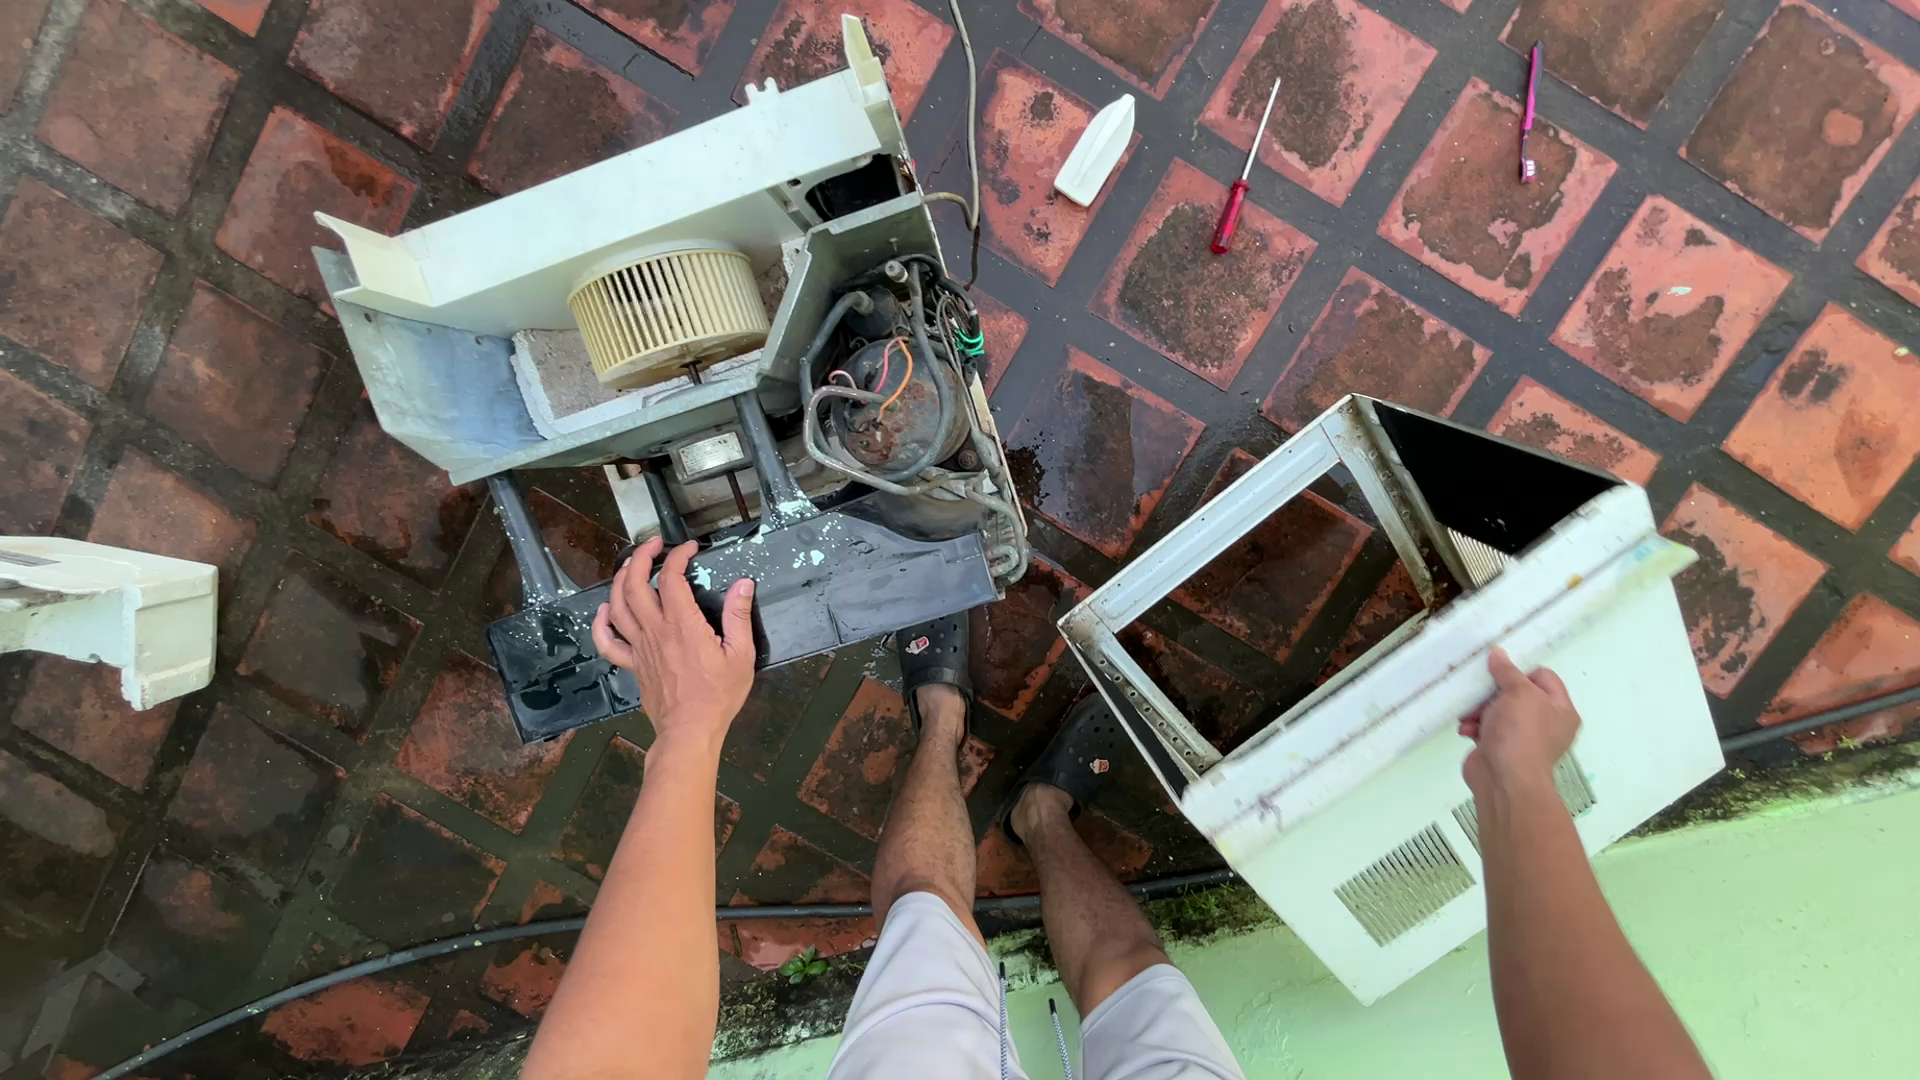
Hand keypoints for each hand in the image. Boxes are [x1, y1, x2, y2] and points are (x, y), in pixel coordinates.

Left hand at [591, 537, 756, 752]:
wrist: (690, 731)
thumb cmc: (719, 695)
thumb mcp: (741, 655)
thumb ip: (739, 616)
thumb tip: (744, 584)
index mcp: (682, 625)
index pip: (671, 578)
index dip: (677, 556)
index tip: (689, 548)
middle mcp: (655, 631)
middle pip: (635, 585)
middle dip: (642, 558)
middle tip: (654, 545)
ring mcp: (639, 648)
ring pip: (618, 606)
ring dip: (620, 580)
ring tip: (632, 565)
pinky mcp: (632, 665)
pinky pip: (607, 642)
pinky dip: (601, 622)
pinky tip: (605, 609)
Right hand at [1459, 647, 1580, 798]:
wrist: (1505, 778)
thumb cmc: (1521, 733)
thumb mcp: (1519, 694)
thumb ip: (1508, 672)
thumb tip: (1499, 653)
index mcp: (1561, 710)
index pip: (1543, 677)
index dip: (1520, 671)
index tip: (1498, 672)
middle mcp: (1545, 722)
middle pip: (1515, 692)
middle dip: (1491, 693)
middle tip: (1478, 694)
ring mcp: (1522, 736)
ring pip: (1495, 709)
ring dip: (1478, 710)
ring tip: (1469, 717)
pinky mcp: (1500, 747)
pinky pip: (1485, 727)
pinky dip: (1474, 726)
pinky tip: (1467, 730)